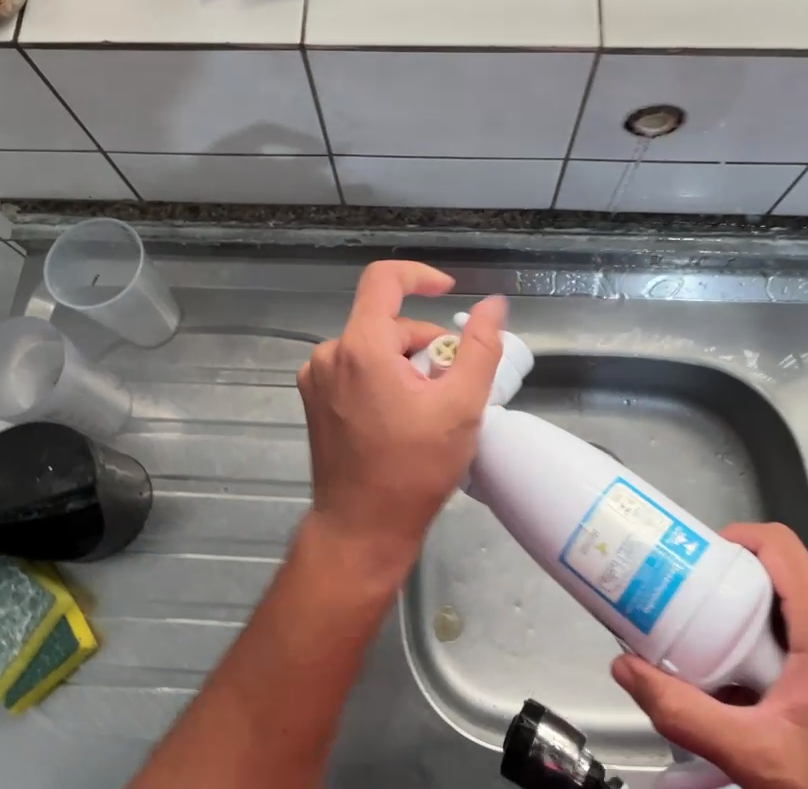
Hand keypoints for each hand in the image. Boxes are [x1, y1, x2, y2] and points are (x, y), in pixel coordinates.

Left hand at [297, 261, 506, 571]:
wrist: (361, 530)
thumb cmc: (414, 471)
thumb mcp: (461, 407)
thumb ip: (480, 348)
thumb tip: (493, 304)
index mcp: (360, 348)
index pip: (384, 279)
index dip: (421, 276)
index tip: (448, 291)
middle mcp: (329, 354)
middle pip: (387, 324)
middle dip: (425, 348)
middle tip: (449, 392)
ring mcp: (316, 378)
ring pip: (374, 348)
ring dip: (406, 367)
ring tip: (426, 412)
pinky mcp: (314, 399)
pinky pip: (356, 369)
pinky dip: (383, 380)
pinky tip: (400, 418)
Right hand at [611, 523, 807, 788]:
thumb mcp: (755, 756)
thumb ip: (684, 712)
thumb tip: (625, 668)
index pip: (777, 543)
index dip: (730, 538)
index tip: (691, 561)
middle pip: (782, 576)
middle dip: (731, 588)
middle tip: (688, 611)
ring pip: (800, 607)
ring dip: (755, 621)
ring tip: (715, 652)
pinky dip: (782, 645)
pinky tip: (759, 689)